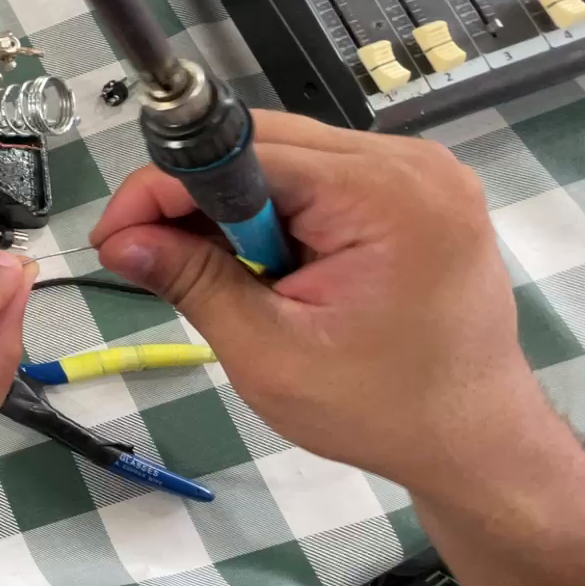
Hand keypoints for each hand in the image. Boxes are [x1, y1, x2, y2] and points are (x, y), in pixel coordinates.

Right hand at [89, 110, 559, 500]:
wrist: (472, 441)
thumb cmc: (377, 408)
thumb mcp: (266, 351)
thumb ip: (191, 282)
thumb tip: (117, 242)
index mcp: (385, 196)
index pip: (240, 157)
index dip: (161, 189)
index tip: (112, 238)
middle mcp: (406, 163)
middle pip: (255, 143)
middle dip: (183, 194)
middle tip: (139, 250)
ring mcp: (409, 173)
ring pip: (271, 156)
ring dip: (216, 205)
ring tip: (189, 262)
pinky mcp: (400, 192)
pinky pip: (300, 177)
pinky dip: (252, 211)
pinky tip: (241, 258)